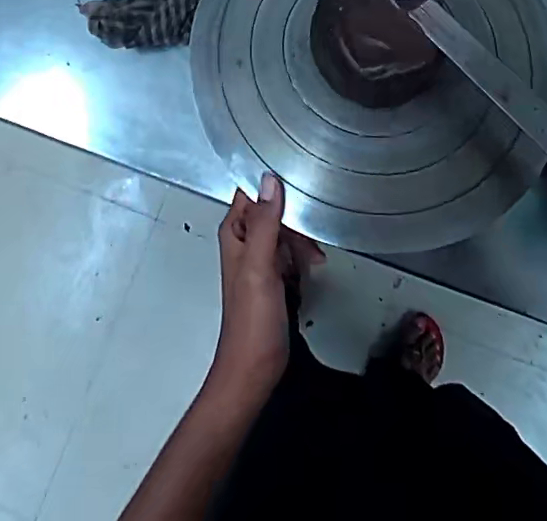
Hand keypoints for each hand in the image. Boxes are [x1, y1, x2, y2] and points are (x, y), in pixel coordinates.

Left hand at [209, 172, 324, 401]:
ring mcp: (259, 257)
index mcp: (235, 232)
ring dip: (301, 240)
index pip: (252, 191)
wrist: (255, 367)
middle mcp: (244, 240)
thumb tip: (269, 180)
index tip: (297, 185)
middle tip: (308, 241)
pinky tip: (309, 269)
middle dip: (295, 220)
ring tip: (311, 260)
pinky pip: (291, 249)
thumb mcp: (259, 266)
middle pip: (273, 209)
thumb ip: (265, 223)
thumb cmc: (252, 321)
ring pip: (285, 229)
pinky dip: (302, 255)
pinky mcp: (273, 273)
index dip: (273, 186)